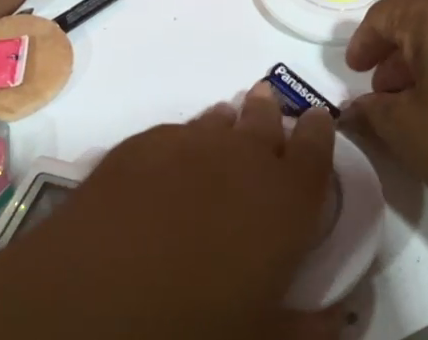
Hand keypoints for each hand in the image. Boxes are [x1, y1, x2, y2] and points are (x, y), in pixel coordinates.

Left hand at [0, 85, 337, 339]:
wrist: (89, 299)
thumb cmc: (194, 322)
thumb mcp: (263, 337)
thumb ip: (308, 325)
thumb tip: (338, 319)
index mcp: (286, 198)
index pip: (316, 147)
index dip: (318, 131)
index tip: (317, 120)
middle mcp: (243, 156)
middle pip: (266, 117)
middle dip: (271, 114)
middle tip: (269, 110)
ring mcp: (189, 143)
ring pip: (219, 120)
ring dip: (228, 125)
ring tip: (226, 132)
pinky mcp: (140, 145)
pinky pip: (175, 132)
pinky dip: (184, 140)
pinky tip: (173, 163)